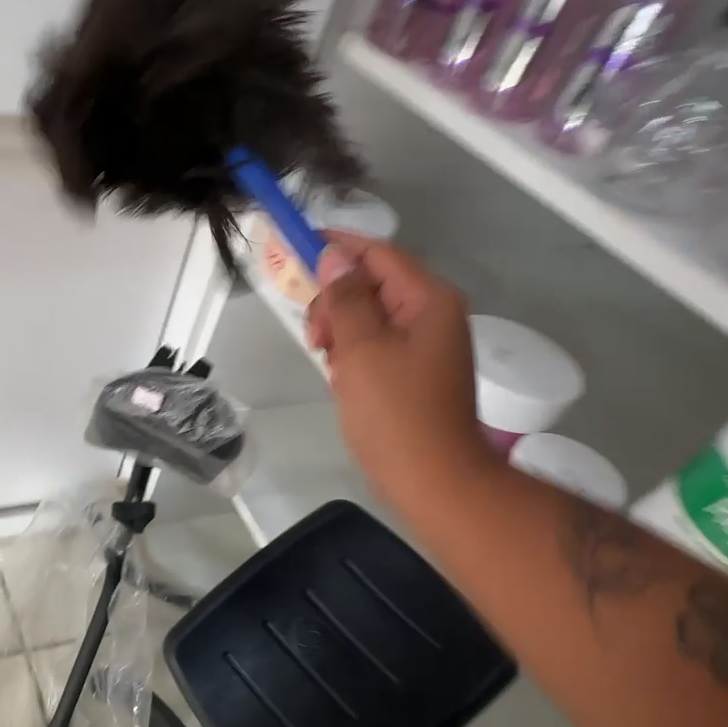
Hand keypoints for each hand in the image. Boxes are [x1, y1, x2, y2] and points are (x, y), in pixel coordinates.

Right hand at [306, 232, 494, 507]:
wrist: (432, 480)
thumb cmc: (395, 413)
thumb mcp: (361, 348)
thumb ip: (345, 298)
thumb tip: (333, 257)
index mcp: (428, 300)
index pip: (377, 254)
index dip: (337, 247)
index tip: (295, 248)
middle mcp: (432, 315)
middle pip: (371, 284)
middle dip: (335, 302)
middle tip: (317, 340)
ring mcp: (424, 346)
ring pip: (368, 318)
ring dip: (340, 333)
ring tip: (332, 368)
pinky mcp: (413, 374)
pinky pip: (375, 347)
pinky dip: (352, 356)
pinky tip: (344, 381)